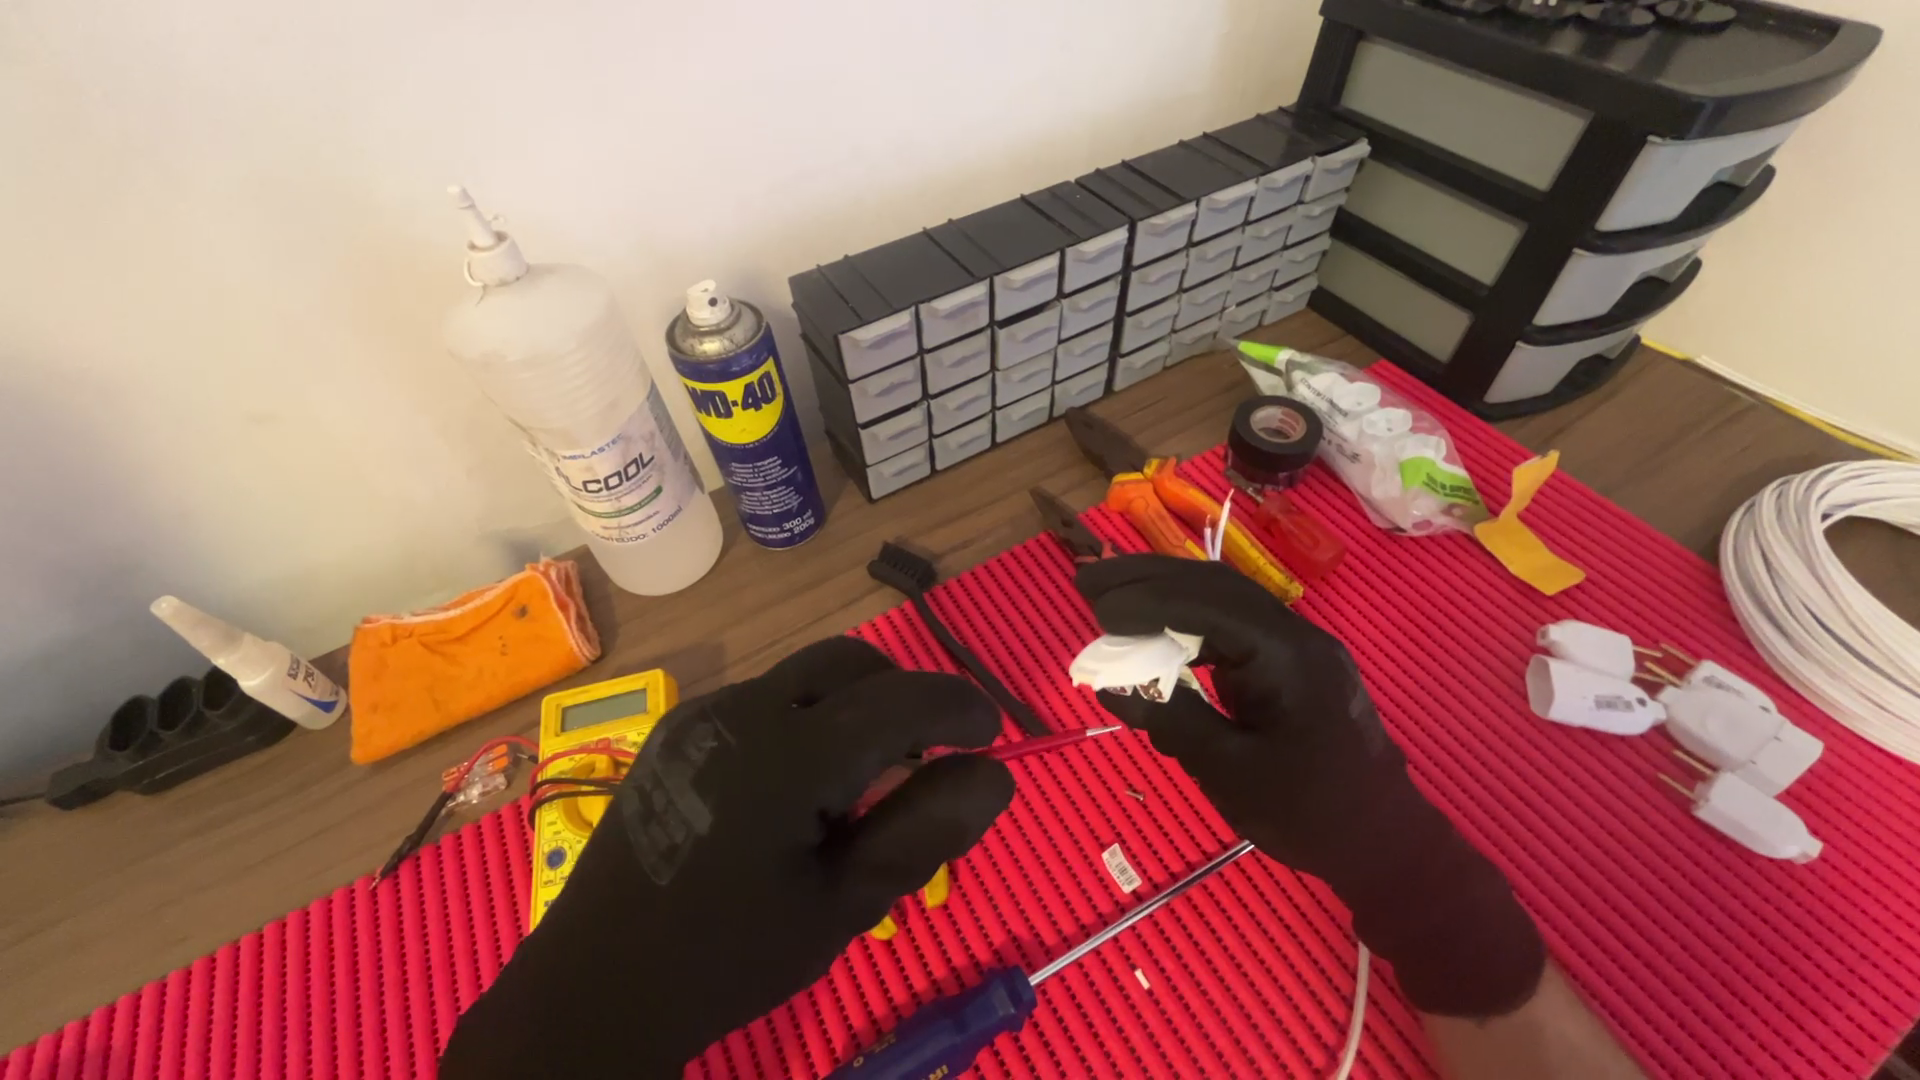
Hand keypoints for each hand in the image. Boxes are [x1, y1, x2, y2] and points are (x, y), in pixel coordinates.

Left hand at [440, 637, 1014, 1077]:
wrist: (592, 988)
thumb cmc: (730, 957)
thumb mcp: (844, 905)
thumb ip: (925, 830)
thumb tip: (995, 773)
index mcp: (788, 754)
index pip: (900, 701)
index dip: (959, 706)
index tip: (992, 732)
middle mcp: (743, 708)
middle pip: (852, 663)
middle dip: (905, 694)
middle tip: (928, 756)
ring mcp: (703, 711)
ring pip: (808, 674)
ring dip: (856, 704)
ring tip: (865, 775)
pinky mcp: (680, 725)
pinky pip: (767, 696)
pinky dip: (809, 716)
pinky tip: (800, 783)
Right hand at [1076, 556, 1543, 1017]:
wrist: (1383, 842)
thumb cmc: (1309, 813)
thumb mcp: (1230, 772)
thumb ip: (1170, 717)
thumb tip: (1107, 683)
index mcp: (1289, 656)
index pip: (1209, 606)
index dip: (1147, 602)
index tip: (1095, 610)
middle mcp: (1294, 635)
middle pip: (1213, 585)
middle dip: (1146, 579)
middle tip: (1087, 579)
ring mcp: (1292, 645)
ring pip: (1220, 599)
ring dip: (1161, 593)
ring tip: (1107, 597)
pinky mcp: (1284, 662)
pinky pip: (1228, 626)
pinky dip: (1182, 623)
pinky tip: (1149, 632)